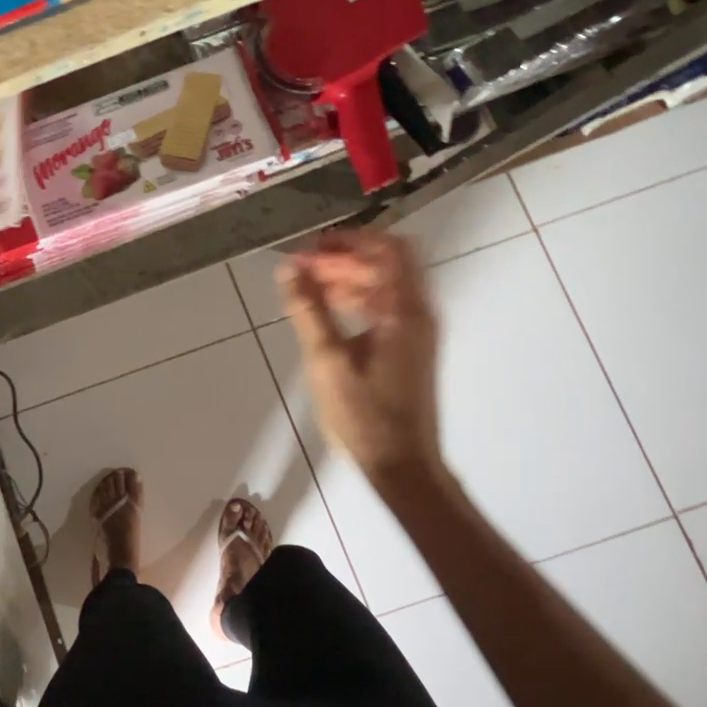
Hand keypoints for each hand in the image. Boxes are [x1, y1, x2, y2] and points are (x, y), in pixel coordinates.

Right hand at [279, 230, 447, 491]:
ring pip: (384, 287)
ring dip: (347, 280)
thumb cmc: (363, 415)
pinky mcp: (408, 351)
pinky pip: (384, 309)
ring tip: (306, 290)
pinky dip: (355, 301)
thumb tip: (288, 268)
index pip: (388, 249)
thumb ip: (308, 310)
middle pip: (385, 266)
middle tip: (299, 270)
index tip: (310, 248)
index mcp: (404, 312)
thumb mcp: (327, 360)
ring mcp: (415, 334)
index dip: (349, 240)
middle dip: (341, 260)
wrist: (401, 465)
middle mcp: (417, 315)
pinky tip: (326, 316)